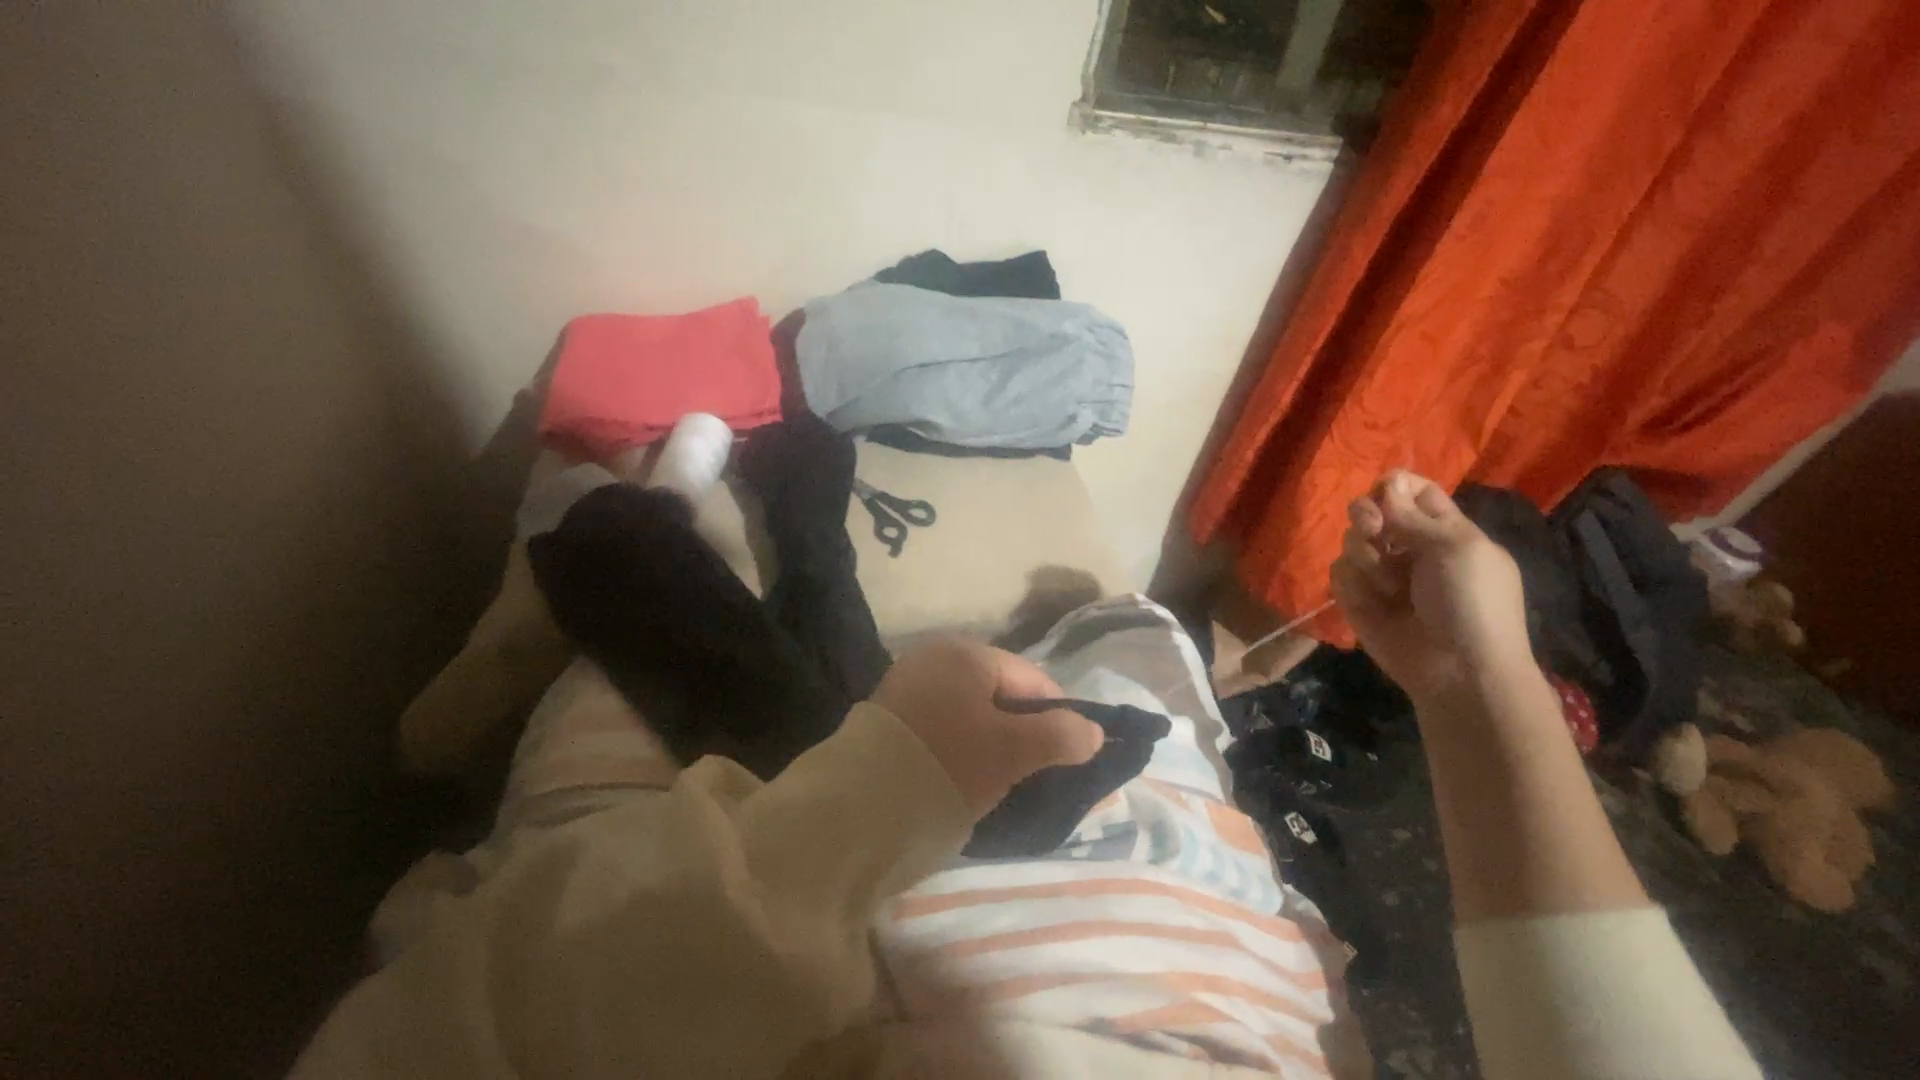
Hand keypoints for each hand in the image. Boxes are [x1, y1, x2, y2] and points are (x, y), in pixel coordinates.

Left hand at [870, 639, 1104, 816]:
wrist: (862, 803)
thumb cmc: (950, 763)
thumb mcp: (1014, 751)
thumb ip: (1061, 735)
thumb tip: (1095, 732)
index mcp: (967, 653)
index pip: (1032, 679)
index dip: (1056, 717)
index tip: (1065, 757)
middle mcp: (933, 657)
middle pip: (998, 695)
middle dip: (1020, 730)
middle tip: (1030, 772)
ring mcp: (905, 686)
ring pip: (969, 713)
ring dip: (988, 742)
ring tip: (996, 781)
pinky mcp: (886, 718)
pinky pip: (940, 727)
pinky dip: (957, 748)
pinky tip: (960, 777)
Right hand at [1330, 470, 1536, 707]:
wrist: (1459, 670)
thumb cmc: (1472, 603)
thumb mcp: (1456, 547)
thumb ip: (1415, 515)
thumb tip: (1388, 484)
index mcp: (1444, 529)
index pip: (1412, 490)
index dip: (1395, 486)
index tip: (1387, 493)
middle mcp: (1408, 547)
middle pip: (1372, 509)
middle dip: (1367, 515)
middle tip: (1376, 530)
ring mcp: (1381, 574)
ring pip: (1351, 541)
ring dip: (1366, 557)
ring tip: (1389, 586)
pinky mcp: (1358, 600)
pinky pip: (1339, 574)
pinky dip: (1354, 585)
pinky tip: (1374, 604)